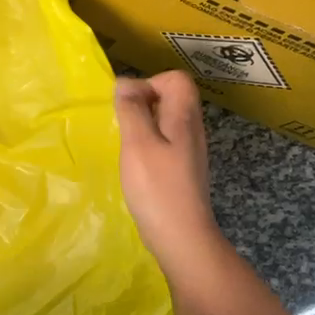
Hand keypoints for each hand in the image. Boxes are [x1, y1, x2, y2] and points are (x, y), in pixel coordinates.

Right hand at [112, 72, 223, 270]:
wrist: (181, 235)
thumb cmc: (157, 188)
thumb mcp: (137, 144)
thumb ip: (131, 110)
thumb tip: (125, 82)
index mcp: (183, 117)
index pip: (175, 79)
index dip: (148, 84)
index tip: (126, 107)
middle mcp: (192, 129)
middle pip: (172, 97)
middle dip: (143, 103)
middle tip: (122, 126)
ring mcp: (189, 150)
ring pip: (167, 121)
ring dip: (143, 124)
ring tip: (126, 146)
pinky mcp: (182, 169)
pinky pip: (165, 141)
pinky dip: (148, 144)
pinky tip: (135, 165)